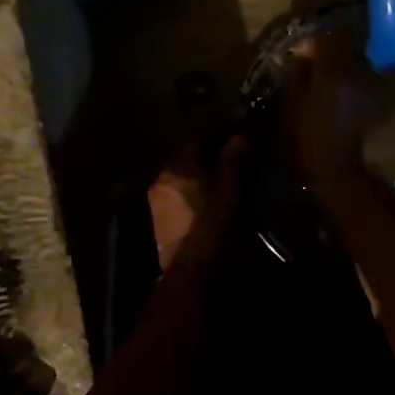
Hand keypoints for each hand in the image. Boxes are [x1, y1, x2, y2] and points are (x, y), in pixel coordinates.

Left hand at [147, 135, 245, 271]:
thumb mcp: (231, 191)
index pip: (196, 135)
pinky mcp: (158, 218)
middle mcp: (161, 177)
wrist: (192, 272)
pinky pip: (175, 191)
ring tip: (218, 173)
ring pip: (179, 174)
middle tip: (228, 147)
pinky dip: (190, 186)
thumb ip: (233, 161)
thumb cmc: (214, 225)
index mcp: (179, 165)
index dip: (216, 127)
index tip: (233, 123)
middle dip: (206, 148)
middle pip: (185, 154)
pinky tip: (204, 195)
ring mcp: (156, 198)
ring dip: (197, 169)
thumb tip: (238, 137)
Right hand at [286, 35, 371, 206]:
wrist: (336, 166)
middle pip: (342, 47)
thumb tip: (303, 54)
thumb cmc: (308, 136)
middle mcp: (354, 71)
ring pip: (352, 60)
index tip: (299, 54)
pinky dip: (347, 79)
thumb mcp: (293, 102)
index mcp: (332, 71)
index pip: (326, 39)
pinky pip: (358, 77)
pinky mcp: (372, 97)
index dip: (312, 42)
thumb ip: (299, 72)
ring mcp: (367, 84)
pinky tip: (336, 93)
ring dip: (338, 64)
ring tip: (322, 79)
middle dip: (326, 51)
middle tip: (310, 64)